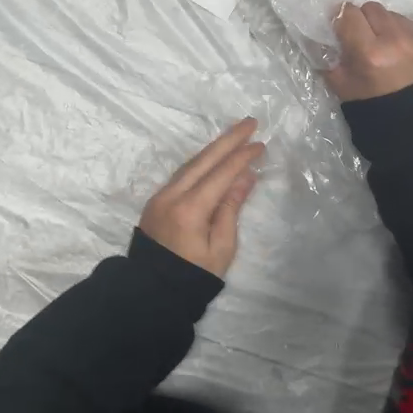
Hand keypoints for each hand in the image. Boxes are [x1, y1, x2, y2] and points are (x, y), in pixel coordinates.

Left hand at [139, 118, 264, 277]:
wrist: (152, 290)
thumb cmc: (193, 276)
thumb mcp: (221, 248)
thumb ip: (231, 209)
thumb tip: (245, 177)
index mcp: (191, 209)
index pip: (221, 173)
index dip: (242, 157)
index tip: (260, 144)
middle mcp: (172, 195)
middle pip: (204, 159)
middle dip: (228, 139)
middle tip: (250, 122)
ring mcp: (161, 196)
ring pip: (190, 164)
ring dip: (213, 148)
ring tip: (234, 135)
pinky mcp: (156, 201)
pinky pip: (182, 174)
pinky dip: (200, 162)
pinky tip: (213, 158)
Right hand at [325, 1, 412, 101]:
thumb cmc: (371, 105)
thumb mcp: (339, 84)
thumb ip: (326, 54)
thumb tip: (319, 31)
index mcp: (368, 53)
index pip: (348, 12)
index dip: (343, 19)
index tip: (343, 28)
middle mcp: (396, 40)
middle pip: (372, 8)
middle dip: (365, 21)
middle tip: (366, 40)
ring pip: (394, 14)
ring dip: (387, 27)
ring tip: (389, 50)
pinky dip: (406, 36)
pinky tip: (406, 55)